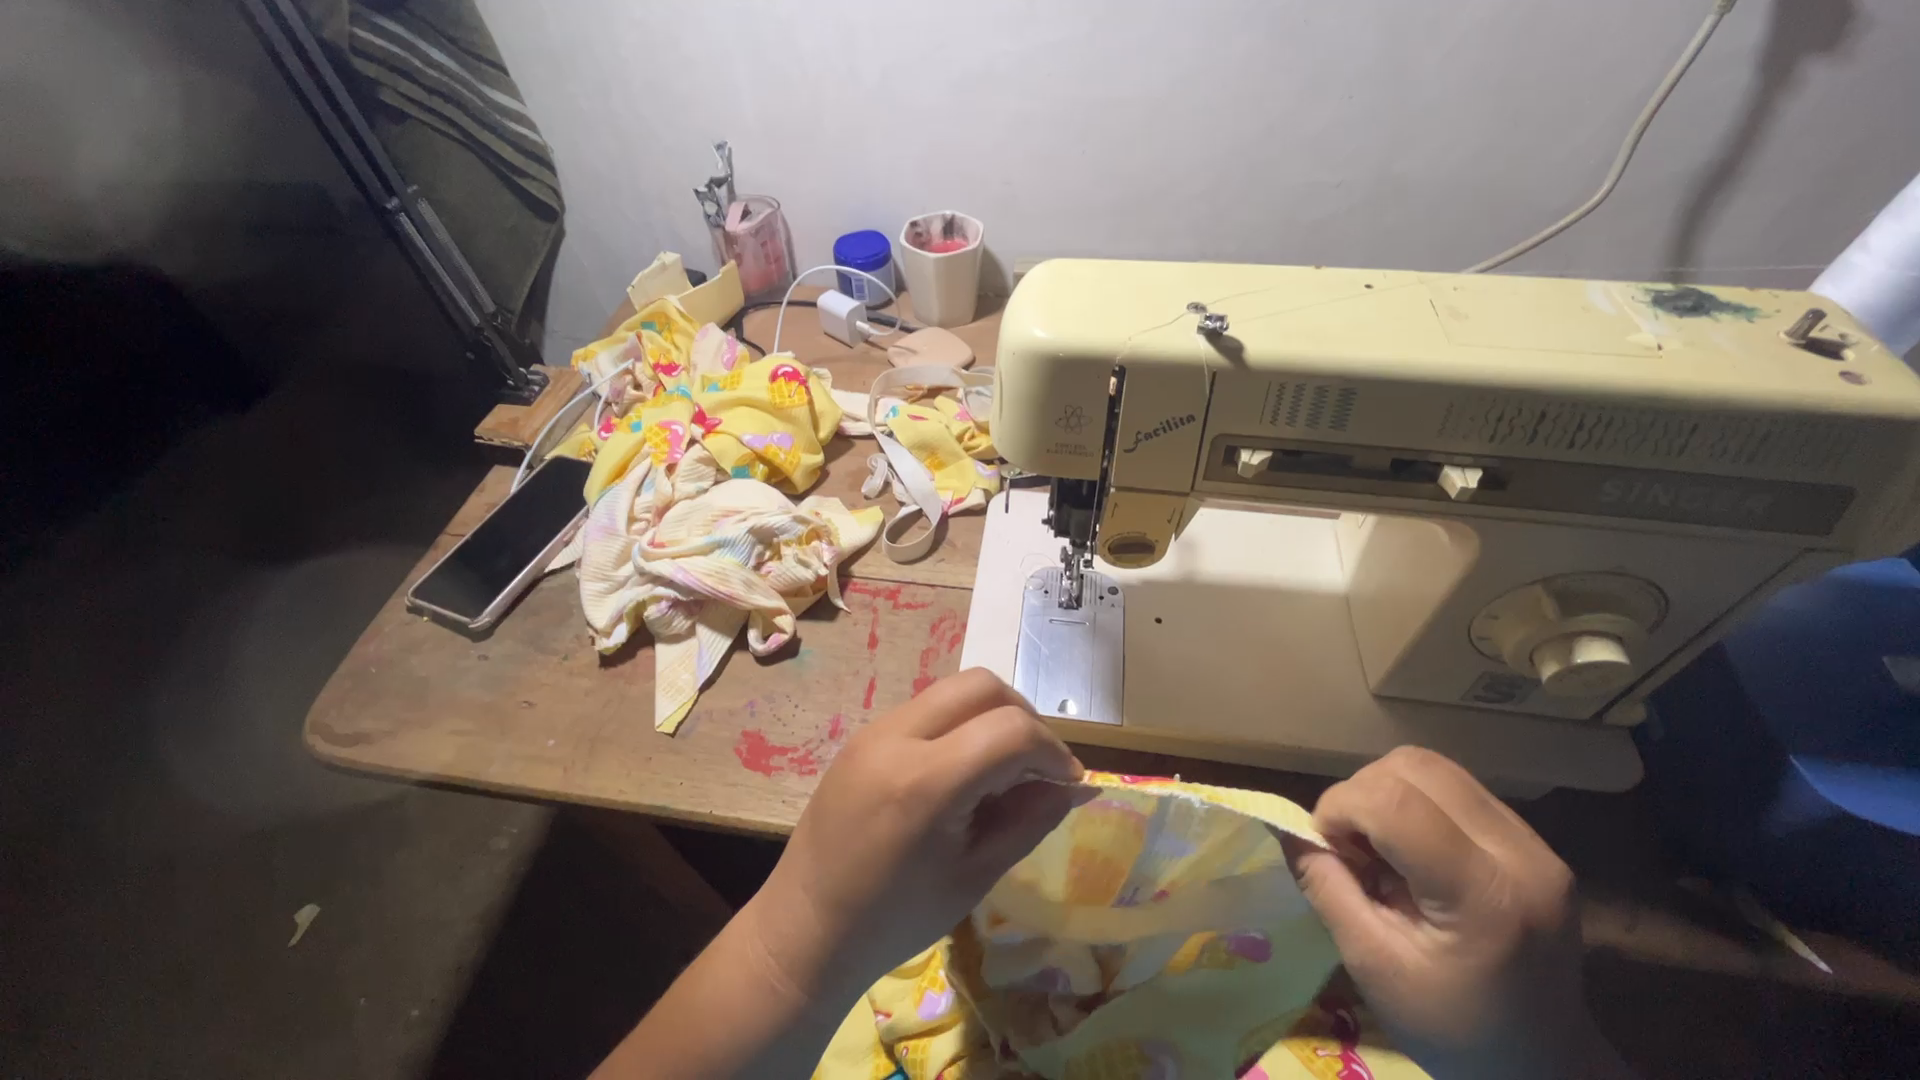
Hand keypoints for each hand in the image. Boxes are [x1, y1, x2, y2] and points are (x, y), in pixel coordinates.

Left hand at [742, 669, 1083, 1000]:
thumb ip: (1030, 819)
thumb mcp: (975, 876)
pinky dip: (959, 725)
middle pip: (982, 686)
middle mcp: (896, 738)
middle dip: (1024, 717)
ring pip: (952, 691)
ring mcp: (874, 731)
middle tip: (1038, 767)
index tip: (1067, 784)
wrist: (806, 929)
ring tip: (1002, 770)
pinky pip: (925, 709)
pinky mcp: (862, 736)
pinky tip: (963, 772)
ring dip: (990, 717)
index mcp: (925, 782)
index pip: (1011, 729)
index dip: (1053, 751)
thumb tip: (1075, 785)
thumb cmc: (895, 919)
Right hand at [1290, 747, 1626, 1079]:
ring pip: (1432, 767)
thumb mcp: (1372, 966)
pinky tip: (1409, 852)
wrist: (1543, 1064)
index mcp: (1485, 895)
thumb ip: (1326, 888)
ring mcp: (1533, 842)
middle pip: (1414, 768)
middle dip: (1360, 796)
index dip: (1340, 809)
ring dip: (1384, 793)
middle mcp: (1520, 852)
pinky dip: (1412, 804)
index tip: (1326, 851)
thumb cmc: (1451, 1028)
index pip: (1395, 802)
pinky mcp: (1531, 840)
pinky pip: (1453, 788)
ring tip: (1379, 849)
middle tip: (1350, 851)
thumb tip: (1288, 829)